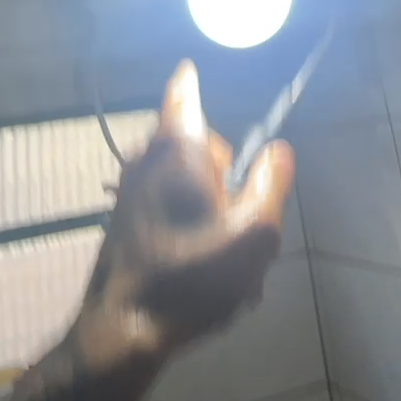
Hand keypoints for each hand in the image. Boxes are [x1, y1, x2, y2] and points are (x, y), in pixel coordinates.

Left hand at [69, 59, 296, 372]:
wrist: (121, 333)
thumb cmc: (192, 277)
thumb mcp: (253, 233)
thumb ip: (271, 184)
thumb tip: (280, 148)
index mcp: (179, 150)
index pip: (183, 93)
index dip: (192, 79)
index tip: (192, 66)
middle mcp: (148, 160)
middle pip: (199, 146)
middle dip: (225, 178)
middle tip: (242, 224)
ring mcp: (131, 191)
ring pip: (186, 183)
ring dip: (210, 211)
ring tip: (227, 264)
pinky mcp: (124, 220)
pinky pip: (168, 207)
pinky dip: (189, 227)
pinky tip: (202, 274)